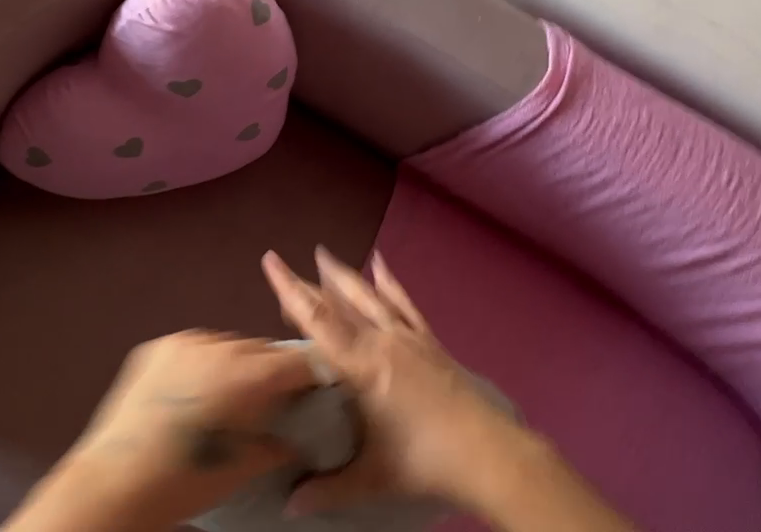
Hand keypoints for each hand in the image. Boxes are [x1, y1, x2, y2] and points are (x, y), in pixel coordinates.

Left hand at [7, 331, 316, 531]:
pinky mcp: (159, 346)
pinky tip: (195, 392)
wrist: (116, 480)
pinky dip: (202, 364)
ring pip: (228, 345)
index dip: (311, 374)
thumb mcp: (244, 467)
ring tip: (229, 397)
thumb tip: (297, 437)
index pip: (299, 360)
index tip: (314, 390)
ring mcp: (187, 342)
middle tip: (271, 400)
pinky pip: (195, 348)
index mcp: (251, 374)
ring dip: (236, 365)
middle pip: (263, 350)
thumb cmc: (186, 480)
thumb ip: (279, 444)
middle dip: (271, 371)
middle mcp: (223, 346)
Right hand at [261, 247, 529, 515]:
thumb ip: (329, 489)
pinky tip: (381, 265)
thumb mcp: (373, 478)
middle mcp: (382, 342)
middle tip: (285, 266)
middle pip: (339, 304)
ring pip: (369, 297)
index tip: (271, 261)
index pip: (317, 320)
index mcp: (362, 367)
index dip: (290, 290)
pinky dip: (390, 283)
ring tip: (324, 255)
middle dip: (309, 284)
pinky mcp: (430, 342)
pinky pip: (404, 304)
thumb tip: (290, 505)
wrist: (489, 453)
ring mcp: (408, 338)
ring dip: (344, 276)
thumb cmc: (426, 461)